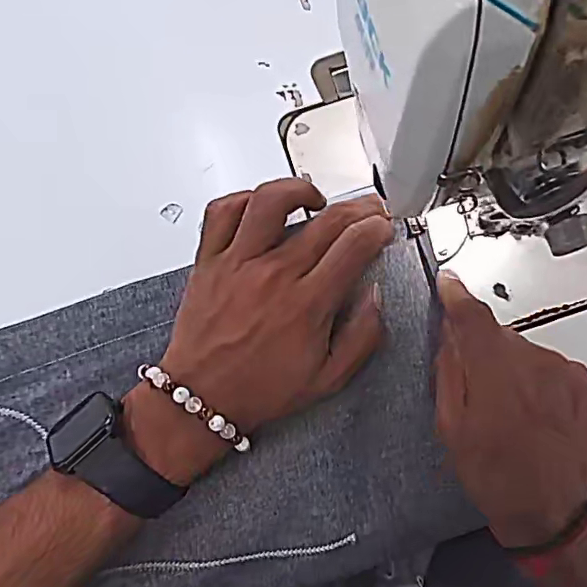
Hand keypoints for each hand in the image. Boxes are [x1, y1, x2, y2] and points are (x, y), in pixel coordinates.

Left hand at [123, 179, 393, 483]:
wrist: (204, 398)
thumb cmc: (259, 389)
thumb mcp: (328, 379)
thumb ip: (362, 337)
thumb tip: (375, 298)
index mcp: (307, 304)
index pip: (354, 245)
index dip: (377, 229)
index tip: (382, 229)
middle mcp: (274, 276)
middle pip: (327, 220)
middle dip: (359, 208)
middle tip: (368, 211)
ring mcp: (239, 263)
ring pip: (272, 200)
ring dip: (301, 189)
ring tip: (316, 199)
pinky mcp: (209, 261)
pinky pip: (222, 211)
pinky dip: (243, 198)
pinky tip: (261, 207)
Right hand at [434, 272, 586, 547]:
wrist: (549, 509)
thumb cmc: (499, 479)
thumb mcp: (452, 430)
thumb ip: (448, 375)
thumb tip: (449, 340)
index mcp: (495, 377)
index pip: (473, 318)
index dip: (457, 296)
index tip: (449, 284)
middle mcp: (534, 367)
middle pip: (498, 334)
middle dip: (481, 350)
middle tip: (475, 388)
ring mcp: (562, 373)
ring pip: (522, 349)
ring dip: (509, 366)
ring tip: (507, 409)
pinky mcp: (581, 381)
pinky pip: (546, 364)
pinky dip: (533, 377)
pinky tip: (529, 409)